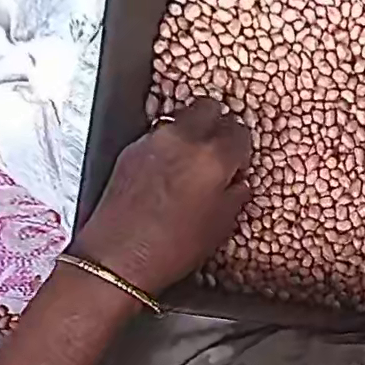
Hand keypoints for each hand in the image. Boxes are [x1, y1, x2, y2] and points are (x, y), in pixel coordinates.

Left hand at [70, 99, 249, 294]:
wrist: (120, 255)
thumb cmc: (175, 246)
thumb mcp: (221, 225)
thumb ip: (235, 195)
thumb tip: (238, 183)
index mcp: (214, 157)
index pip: (240, 133)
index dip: (244, 149)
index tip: (241, 163)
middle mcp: (183, 139)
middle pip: (209, 109)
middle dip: (220, 125)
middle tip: (223, 150)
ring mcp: (153, 139)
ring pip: (183, 118)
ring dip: (195, 132)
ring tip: (196, 162)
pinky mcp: (131, 149)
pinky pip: (160, 134)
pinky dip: (171, 145)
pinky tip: (172, 171)